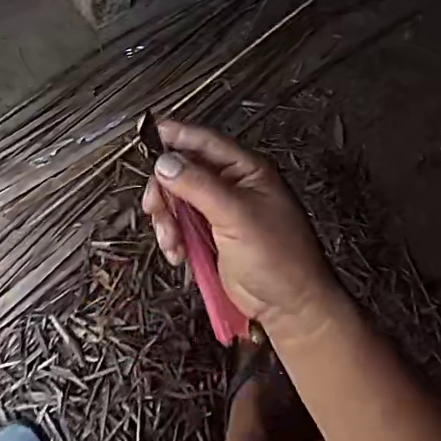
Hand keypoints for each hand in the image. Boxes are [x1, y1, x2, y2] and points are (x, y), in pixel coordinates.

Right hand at [140, 121, 340, 338]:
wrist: (289, 307)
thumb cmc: (279, 257)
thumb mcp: (236, 215)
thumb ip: (199, 186)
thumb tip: (165, 162)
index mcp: (247, 170)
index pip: (206, 143)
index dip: (178, 136)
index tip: (151, 133)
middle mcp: (232, 186)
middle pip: (184, 171)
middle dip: (166, 190)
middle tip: (155, 208)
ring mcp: (220, 211)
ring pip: (177, 200)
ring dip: (167, 220)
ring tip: (172, 241)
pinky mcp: (210, 236)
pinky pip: (179, 226)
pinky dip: (173, 238)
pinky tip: (178, 253)